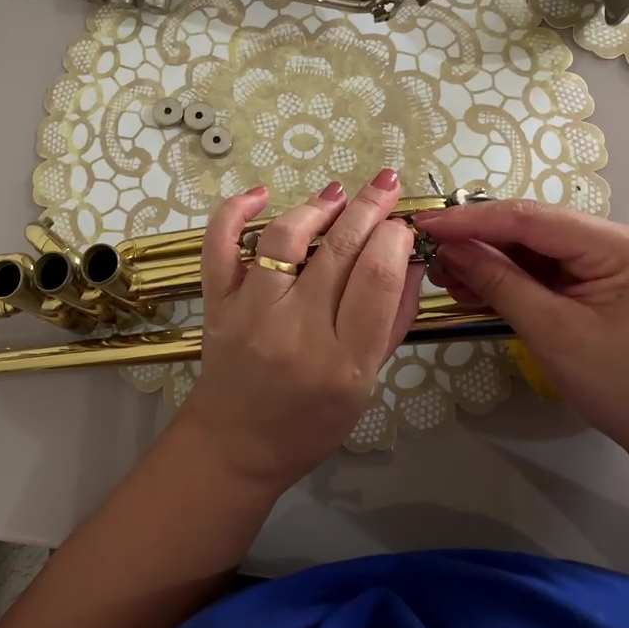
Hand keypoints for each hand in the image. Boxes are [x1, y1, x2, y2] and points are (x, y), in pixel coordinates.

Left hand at [175, 170, 426, 493]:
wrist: (237, 443)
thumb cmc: (311, 422)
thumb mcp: (367, 383)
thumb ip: (392, 320)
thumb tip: (411, 258)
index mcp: (344, 360)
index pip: (376, 278)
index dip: (394, 238)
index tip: (402, 223)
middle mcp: (297, 331)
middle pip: (338, 251)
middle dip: (369, 208)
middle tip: (386, 183)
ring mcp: (251, 313)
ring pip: (283, 240)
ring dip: (315, 207)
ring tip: (338, 194)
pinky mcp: (217, 303)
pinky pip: (219, 247)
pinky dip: (234, 213)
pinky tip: (260, 195)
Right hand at [414, 201, 628, 462]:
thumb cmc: (624, 388)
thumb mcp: (552, 333)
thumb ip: (498, 281)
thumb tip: (448, 247)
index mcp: (626, 245)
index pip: (534, 219)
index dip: (473, 219)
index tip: (426, 224)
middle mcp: (626, 239)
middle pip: (535, 230)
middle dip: (479, 242)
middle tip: (430, 254)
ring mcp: (618, 259)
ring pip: (538, 249)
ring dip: (491, 262)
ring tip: (444, 276)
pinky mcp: (608, 279)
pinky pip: (550, 269)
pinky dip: (513, 278)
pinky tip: (475, 286)